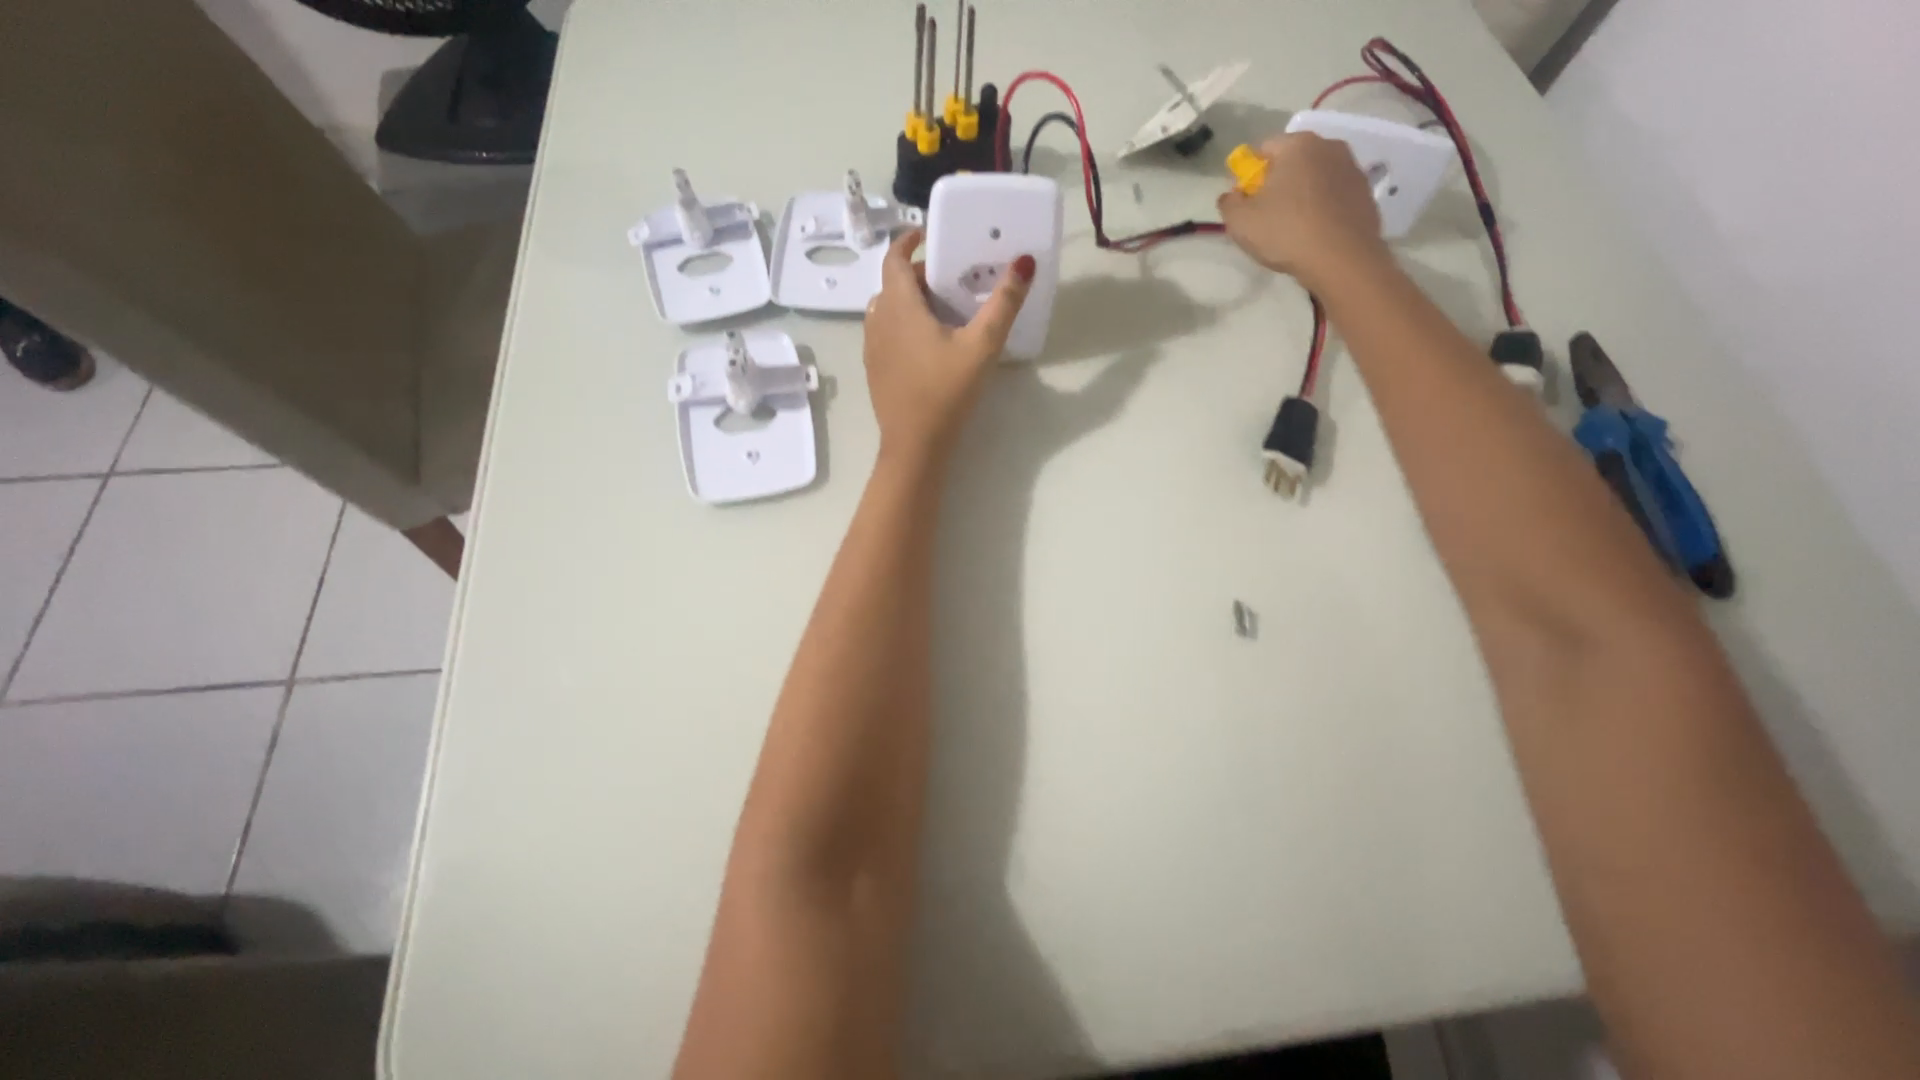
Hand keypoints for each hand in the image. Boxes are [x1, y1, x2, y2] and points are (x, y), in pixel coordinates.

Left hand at [863, 230, 1033, 462]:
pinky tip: (929, 343)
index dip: (908, 242)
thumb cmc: (946, 391)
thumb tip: (1024, 262)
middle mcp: (878, 320)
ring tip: (942, 309)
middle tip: (951, 278)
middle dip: (919, 275)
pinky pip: (885, 332)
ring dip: (909, 300)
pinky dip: (903, 324)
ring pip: (887, 309)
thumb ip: (1004, 303)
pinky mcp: (874, 369)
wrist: (914, 445)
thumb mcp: (982, 345)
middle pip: (893, 284)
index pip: (894, 258)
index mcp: (899, 305)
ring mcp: (872, 347)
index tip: (926, 235)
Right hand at [1216, 133, 1390, 291]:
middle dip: (1278, 181)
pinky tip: (1316, 232)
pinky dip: (1323, 207)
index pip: (1263, 149)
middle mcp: (1329, 146)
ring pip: (1315, 177)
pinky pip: (1334, 194)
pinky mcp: (1366, 193)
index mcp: (1297, 144)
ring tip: (1294, 226)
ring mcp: (1352, 168)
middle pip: (1292, 160)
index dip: (1249, 175)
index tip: (1246, 201)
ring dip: (1302, 194)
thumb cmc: (1286, 233)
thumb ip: (1228, 202)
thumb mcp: (1239, 222)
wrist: (1343, 260)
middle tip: (1267, 215)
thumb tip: (1233, 195)